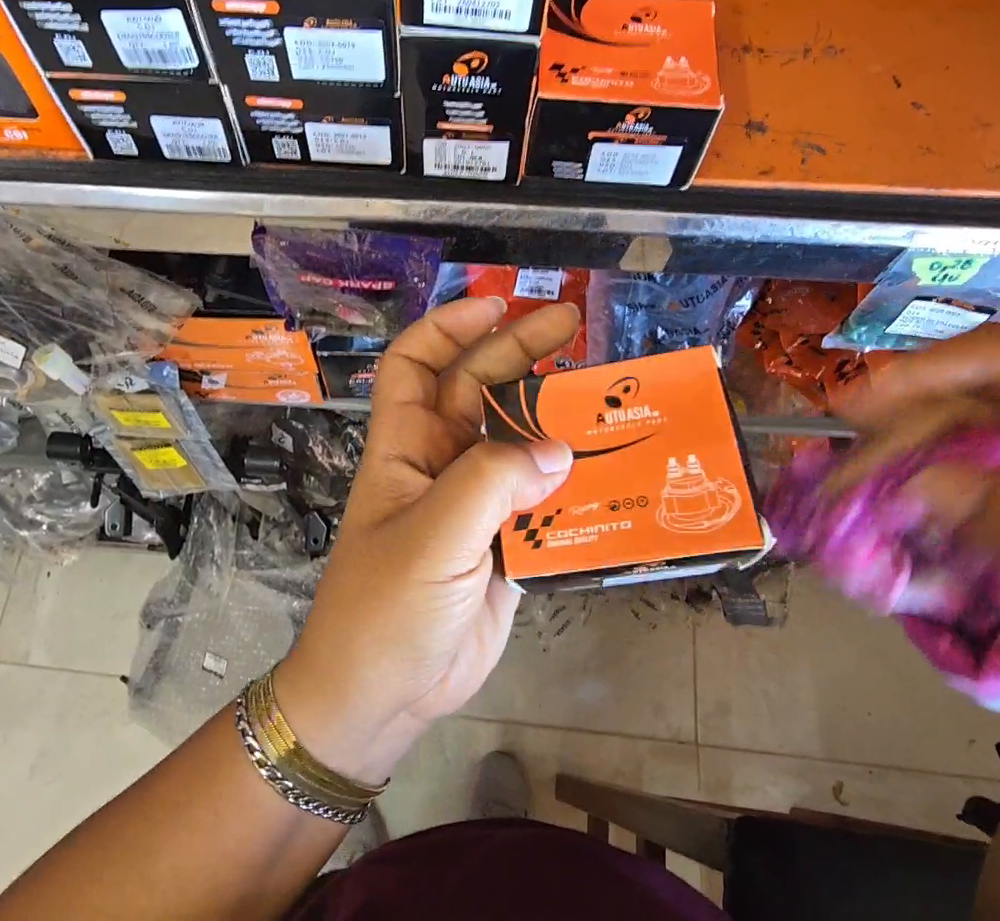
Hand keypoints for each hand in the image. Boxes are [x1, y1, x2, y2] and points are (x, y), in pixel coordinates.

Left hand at [275, 297, 580, 782]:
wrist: (385, 693)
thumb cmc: (385, 608)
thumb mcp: (432, 537)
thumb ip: (492, 484)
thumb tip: (558, 449)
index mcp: (405, 448)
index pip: (416, 366)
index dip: (449, 328)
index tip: (497, 305)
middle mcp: (440, 466)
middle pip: (478, 390)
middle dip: (519, 353)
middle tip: (573, 324)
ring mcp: (474, 507)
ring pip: (518, 443)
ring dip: (555, 416)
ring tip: (607, 391)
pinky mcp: (504, 546)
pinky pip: (543, 501)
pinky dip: (575, 485)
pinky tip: (614, 471)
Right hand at [834, 326, 999, 724]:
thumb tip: (923, 485)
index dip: (924, 373)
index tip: (856, 406)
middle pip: (965, 398)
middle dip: (897, 435)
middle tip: (841, 478)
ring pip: (951, 431)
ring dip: (898, 464)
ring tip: (849, 500)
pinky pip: (957, 466)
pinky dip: (917, 488)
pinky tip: (887, 513)